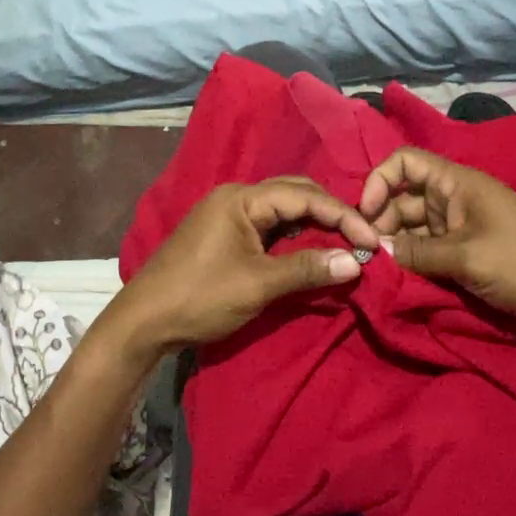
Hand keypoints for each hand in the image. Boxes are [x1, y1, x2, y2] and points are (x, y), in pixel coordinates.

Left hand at [106, 177, 379, 354]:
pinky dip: (293, 236)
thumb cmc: (200, 297)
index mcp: (240, 198)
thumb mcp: (258, 285)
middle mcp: (234, 197)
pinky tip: (311, 251)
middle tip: (362, 237)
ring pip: (282, 210)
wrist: (144, 322)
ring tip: (345, 244)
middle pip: (294, 194)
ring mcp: (227, 214)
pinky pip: (268, 226)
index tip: (371, 239)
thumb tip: (355, 262)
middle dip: (330, 213)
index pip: (303, 195)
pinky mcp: (224, 234)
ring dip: (313, 225)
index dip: (342, 215)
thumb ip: (307, 269)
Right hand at [358, 147, 515, 337]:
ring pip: (412, 232)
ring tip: (377, 274)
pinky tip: (397, 283)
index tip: (365, 216)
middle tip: (364, 256)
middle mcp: (454, 202)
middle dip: (380, 223)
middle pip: (402, 201)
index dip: (379, 182)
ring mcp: (460, 232)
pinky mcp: (467, 259)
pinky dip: (412, 266)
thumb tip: (375, 254)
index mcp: (457, 184)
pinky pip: (428, 256)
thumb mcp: (467, 257)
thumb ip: (417, 254)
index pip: (404, 163)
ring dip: (394, 249)